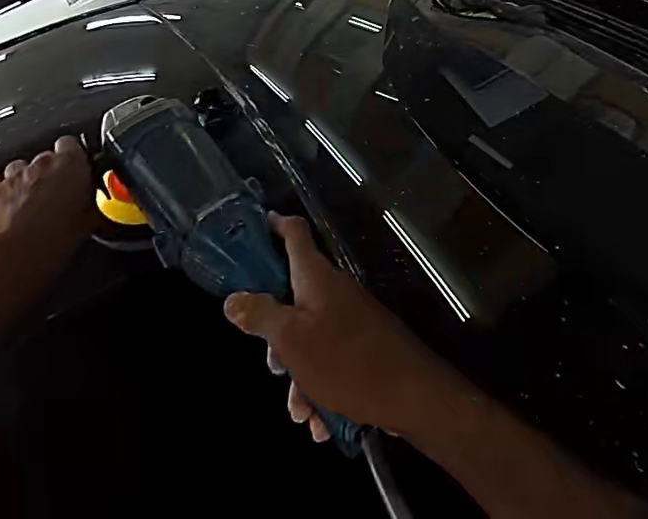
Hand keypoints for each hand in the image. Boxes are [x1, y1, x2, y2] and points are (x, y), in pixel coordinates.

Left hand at [0, 136, 98, 272]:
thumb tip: (95, 205)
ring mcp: (14, 175)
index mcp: (70, 163)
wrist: (17, 258)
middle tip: (56, 196)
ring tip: (31, 204)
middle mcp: (41, 163)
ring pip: (20, 168)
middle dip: (50, 173)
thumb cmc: (55, 240)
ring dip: (25, 181)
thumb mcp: (90, 221)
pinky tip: (4, 204)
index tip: (76, 172)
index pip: (71, 144)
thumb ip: (93, 202)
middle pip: (46, 158)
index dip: (72, 158)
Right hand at [224, 213, 451, 440]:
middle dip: (276, 335)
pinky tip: (322, 422)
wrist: (414, 396)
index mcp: (314, 276)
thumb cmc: (346, 359)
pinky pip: (331, 360)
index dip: (273, 225)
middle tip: (272, 366)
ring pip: (310, 337)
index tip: (255, 229)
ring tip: (300, 411)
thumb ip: (260, 317)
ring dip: (299, 375)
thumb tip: (233, 300)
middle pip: (292, 296)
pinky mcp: (364, 346)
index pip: (293, 232)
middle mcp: (332, 290)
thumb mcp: (291, 340)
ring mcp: (351, 318)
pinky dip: (322, 388)